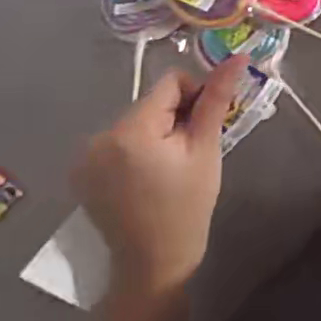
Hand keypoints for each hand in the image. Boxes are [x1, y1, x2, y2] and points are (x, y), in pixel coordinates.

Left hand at [71, 55, 249, 292]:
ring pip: (136, 121)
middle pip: (151, 102)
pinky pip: (118, 141)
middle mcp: (99, 135)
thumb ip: (217, 99)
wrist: (154, 263)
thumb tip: (238, 57)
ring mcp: (85, 155)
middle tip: (190, 152)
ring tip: (170, 167)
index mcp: (130, 129)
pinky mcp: (82, 171)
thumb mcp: (206, 149)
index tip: (204, 128)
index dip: (196, 97)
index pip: (170, 82)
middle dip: (174, 117)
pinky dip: (136, 149)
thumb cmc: (188, 206)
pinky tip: (148, 176)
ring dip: (156, 132)